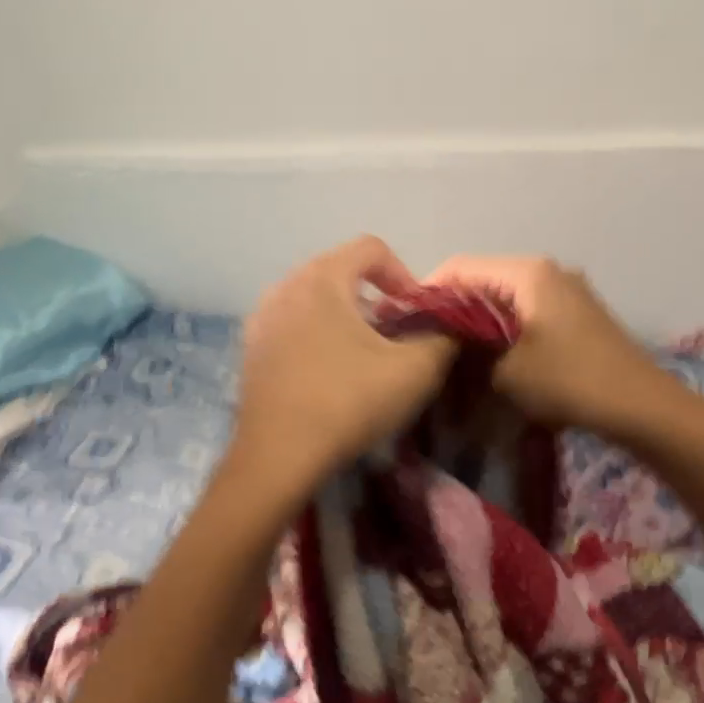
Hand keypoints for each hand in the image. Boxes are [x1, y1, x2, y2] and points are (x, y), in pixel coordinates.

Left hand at [234, 237, 457, 483]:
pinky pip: (291, 325)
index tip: (415, 312)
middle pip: (339, 271)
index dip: (403, 273)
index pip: (370, 248)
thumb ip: (444, 337)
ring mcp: (261, 319)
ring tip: (363, 354)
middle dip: (374, 296)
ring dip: (344, 317)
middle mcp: (284, 287)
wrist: (278, 454)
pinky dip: (316, 335)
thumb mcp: (415, 371)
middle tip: (394, 334)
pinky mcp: (251, 350)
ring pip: (313, 300)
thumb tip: (453, 325)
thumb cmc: (348, 402)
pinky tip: (329, 373)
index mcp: (321, 279)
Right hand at [423, 256, 679, 436]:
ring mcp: (564, 290)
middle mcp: (546, 270)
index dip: (425, 292)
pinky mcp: (573, 313)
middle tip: (422, 339)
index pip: (459, 268)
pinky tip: (486, 355)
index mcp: (527, 273)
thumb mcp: (504, 369)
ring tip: (448, 350)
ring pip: (502, 296)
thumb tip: (439, 337)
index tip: (402, 321)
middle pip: (481, 279)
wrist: (641, 407)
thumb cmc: (568, 381)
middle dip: (449, 307)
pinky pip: (523, 310)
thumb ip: (465, 345)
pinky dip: (500, 328)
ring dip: (474, 320)